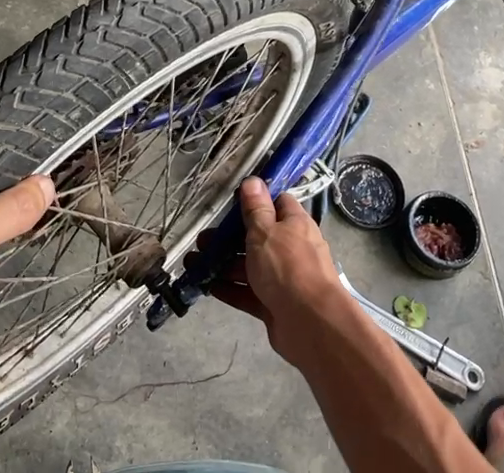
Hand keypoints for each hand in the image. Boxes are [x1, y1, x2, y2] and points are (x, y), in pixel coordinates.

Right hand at [202, 177, 343, 364]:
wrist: (310, 324)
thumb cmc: (287, 267)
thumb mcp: (265, 231)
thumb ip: (256, 208)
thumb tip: (253, 180)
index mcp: (294, 224)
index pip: (277, 204)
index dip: (256, 201)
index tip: (230, 203)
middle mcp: (291, 249)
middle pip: (258, 237)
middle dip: (228, 238)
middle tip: (202, 240)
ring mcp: (283, 279)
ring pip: (250, 266)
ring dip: (223, 264)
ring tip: (194, 264)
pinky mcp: (274, 305)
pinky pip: (248, 293)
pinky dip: (229, 289)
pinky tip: (207, 286)